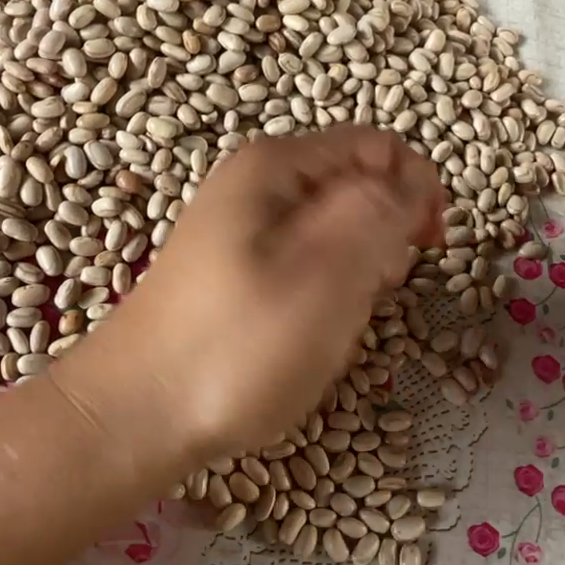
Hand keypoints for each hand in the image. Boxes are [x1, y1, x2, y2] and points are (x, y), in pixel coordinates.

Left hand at [52, 127, 444, 461]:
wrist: (134, 417)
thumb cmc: (235, 347)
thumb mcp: (323, 274)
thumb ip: (378, 214)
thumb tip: (410, 185)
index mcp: (276, 167)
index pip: (378, 147)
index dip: (418, 188)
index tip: (429, 249)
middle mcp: (256, 187)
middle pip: (355, 189)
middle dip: (382, 240)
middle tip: (369, 295)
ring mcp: (241, 233)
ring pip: (333, 237)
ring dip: (352, 278)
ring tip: (330, 325)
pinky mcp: (234, 276)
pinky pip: (303, 271)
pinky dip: (321, 299)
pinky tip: (303, 339)